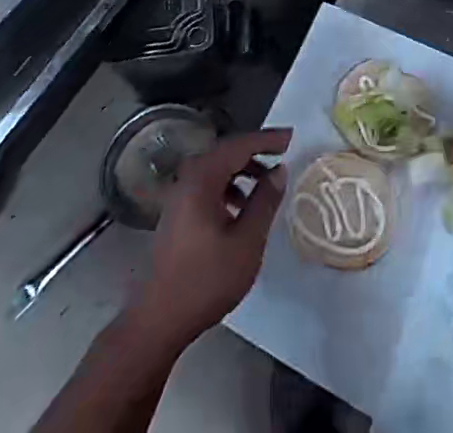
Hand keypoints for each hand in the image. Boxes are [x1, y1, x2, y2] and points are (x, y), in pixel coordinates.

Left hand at [129, 127, 290, 347]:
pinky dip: (227, 186)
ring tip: (265, 184)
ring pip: (215, 169)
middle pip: (224, 153)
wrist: (161, 316)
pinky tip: (240, 206)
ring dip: (241, 170)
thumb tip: (279, 170)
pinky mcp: (177, 213)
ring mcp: (178, 196)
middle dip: (254, 151)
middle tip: (282, 154)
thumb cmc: (207, 279)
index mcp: (202, 180)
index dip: (266, 139)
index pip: (238, 146)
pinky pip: (206, 185)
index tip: (291, 137)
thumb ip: (264, 201)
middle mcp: (186, 180)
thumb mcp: (246, 241)